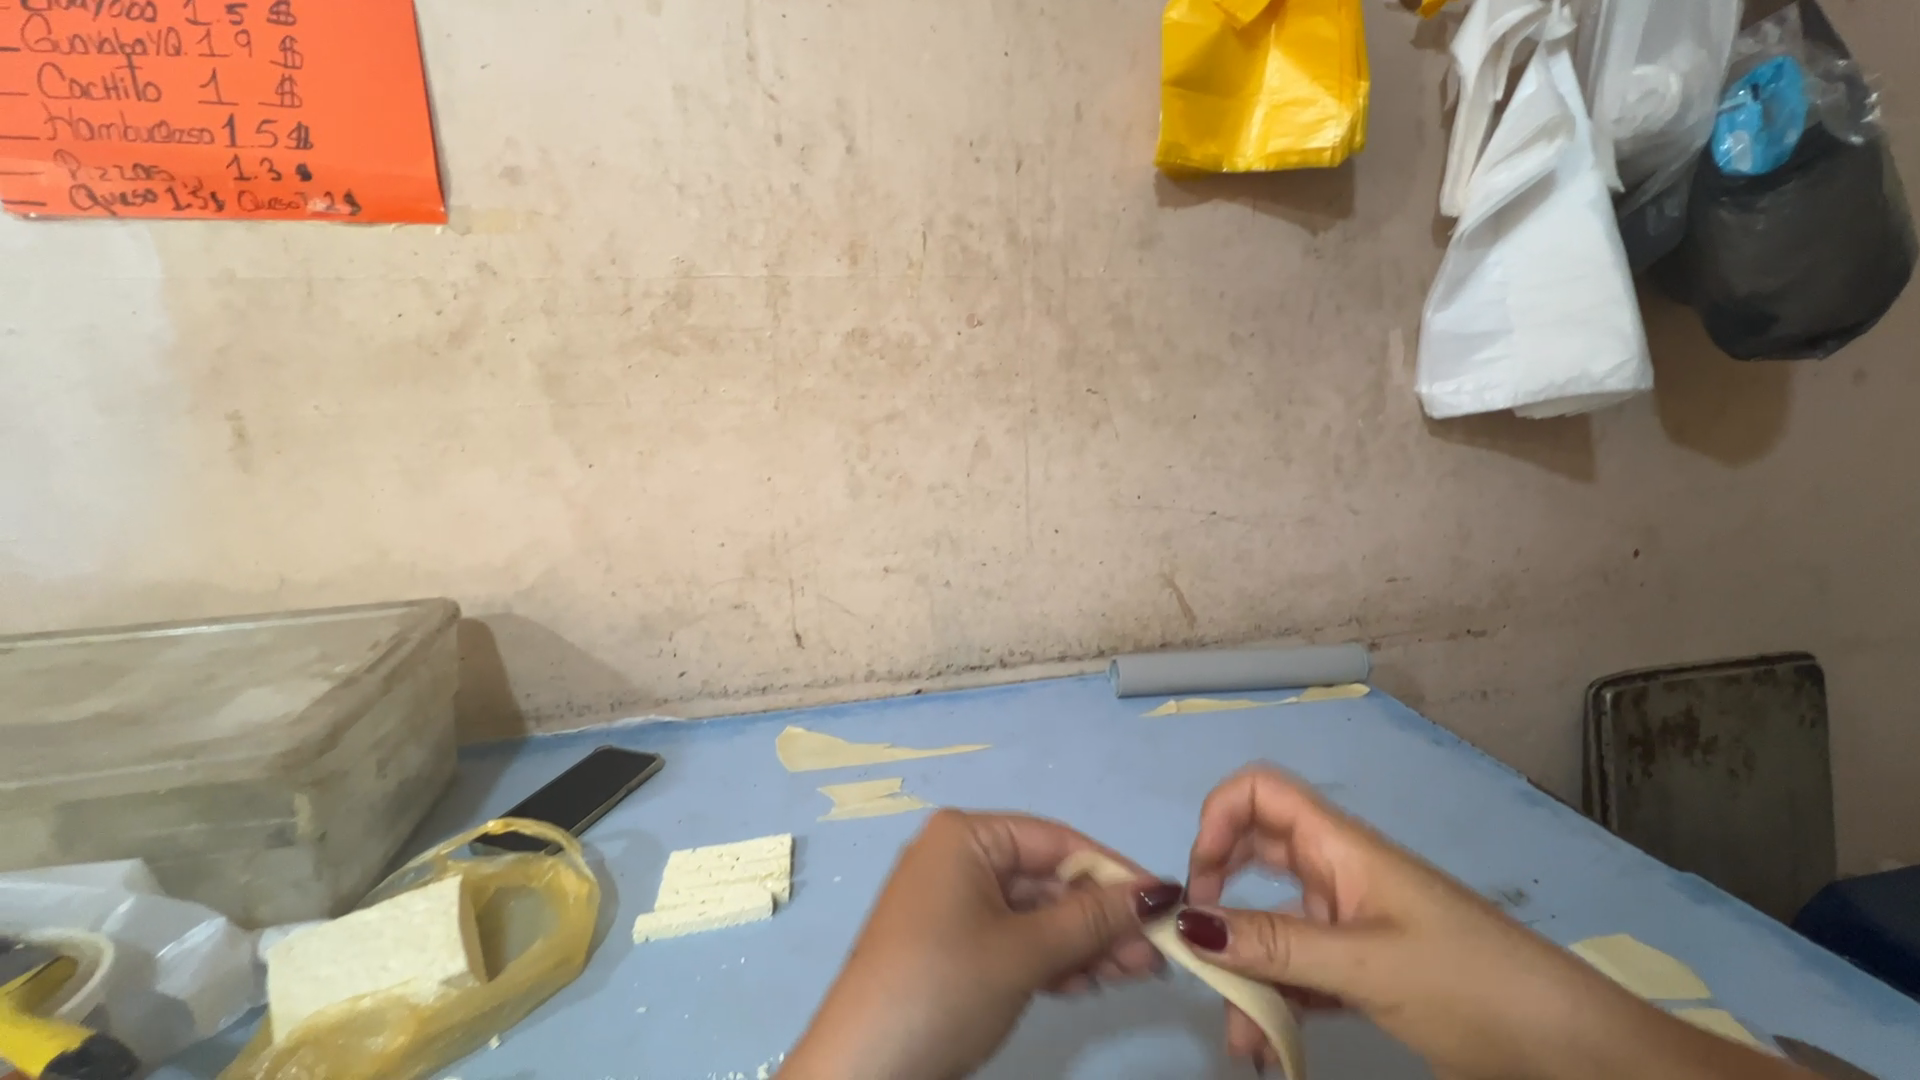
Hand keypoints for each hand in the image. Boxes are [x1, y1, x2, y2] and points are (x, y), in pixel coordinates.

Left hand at [784, 809, 1182, 1079]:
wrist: (863, 1070)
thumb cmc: (945, 986)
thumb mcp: (1025, 951)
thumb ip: (1093, 919)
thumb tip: (1160, 891)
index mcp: (966, 836)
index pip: (1056, 841)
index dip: (1113, 872)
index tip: (1167, 903)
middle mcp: (958, 857)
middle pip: (1047, 879)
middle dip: (1101, 917)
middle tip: (1156, 956)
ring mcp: (952, 902)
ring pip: (1035, 913)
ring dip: (1083, 943)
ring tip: (1134, 975)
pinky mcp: (952, 944)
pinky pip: (1014, 938)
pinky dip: (1051, 959)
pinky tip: (1086, 983)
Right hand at [1179, 766, 1812, 1079]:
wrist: (1577, 1055)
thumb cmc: (1472, 985)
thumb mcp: (1365, 966)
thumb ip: (1274, 945)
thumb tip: (1187, 925)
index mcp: (1341, 847)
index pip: (1261, 794)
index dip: (1217, 818)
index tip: (1200, 882)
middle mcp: (1338, 872)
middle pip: (1256, 855)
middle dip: (1218, 897)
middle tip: (1198, 947)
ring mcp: (1352, 920)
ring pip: (1274, 922)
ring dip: (1246, 967)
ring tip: (1238, 1034)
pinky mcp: (1366, 966)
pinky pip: (1301, 967)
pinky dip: (1278, 998)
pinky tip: (1268, 1045)